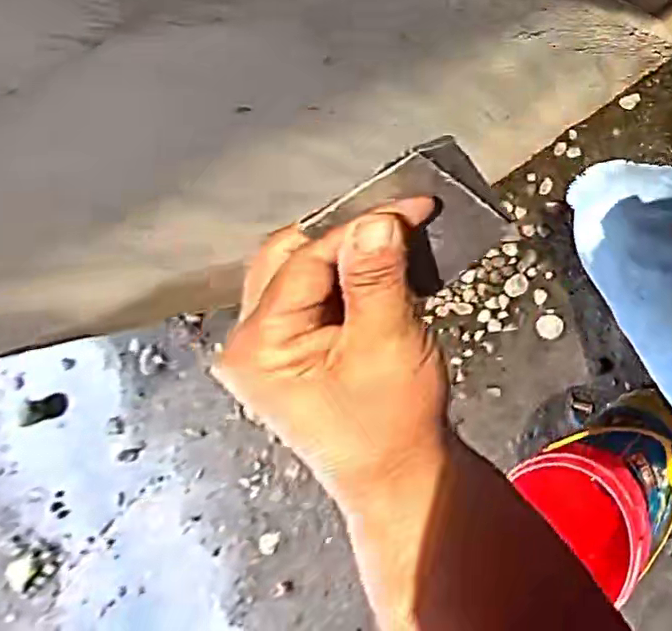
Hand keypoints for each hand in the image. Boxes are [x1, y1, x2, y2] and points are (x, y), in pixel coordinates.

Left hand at [213, 198, 447, 505]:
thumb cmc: (389, 415)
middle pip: (291, 256)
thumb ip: (377, 279)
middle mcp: (255, 337)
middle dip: (348, 230)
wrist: (399, 465)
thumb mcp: (387, 342)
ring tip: (400, 234)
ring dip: (353, 247)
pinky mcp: (306, 342)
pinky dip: (357, 267)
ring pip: (306, 268)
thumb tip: (378, 221)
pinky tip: (388, 263)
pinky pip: (324, 287)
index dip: (362, 224)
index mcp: (260, 342)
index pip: (306, 258)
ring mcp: (277, 341)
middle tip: (403, 217)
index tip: (417, 206)